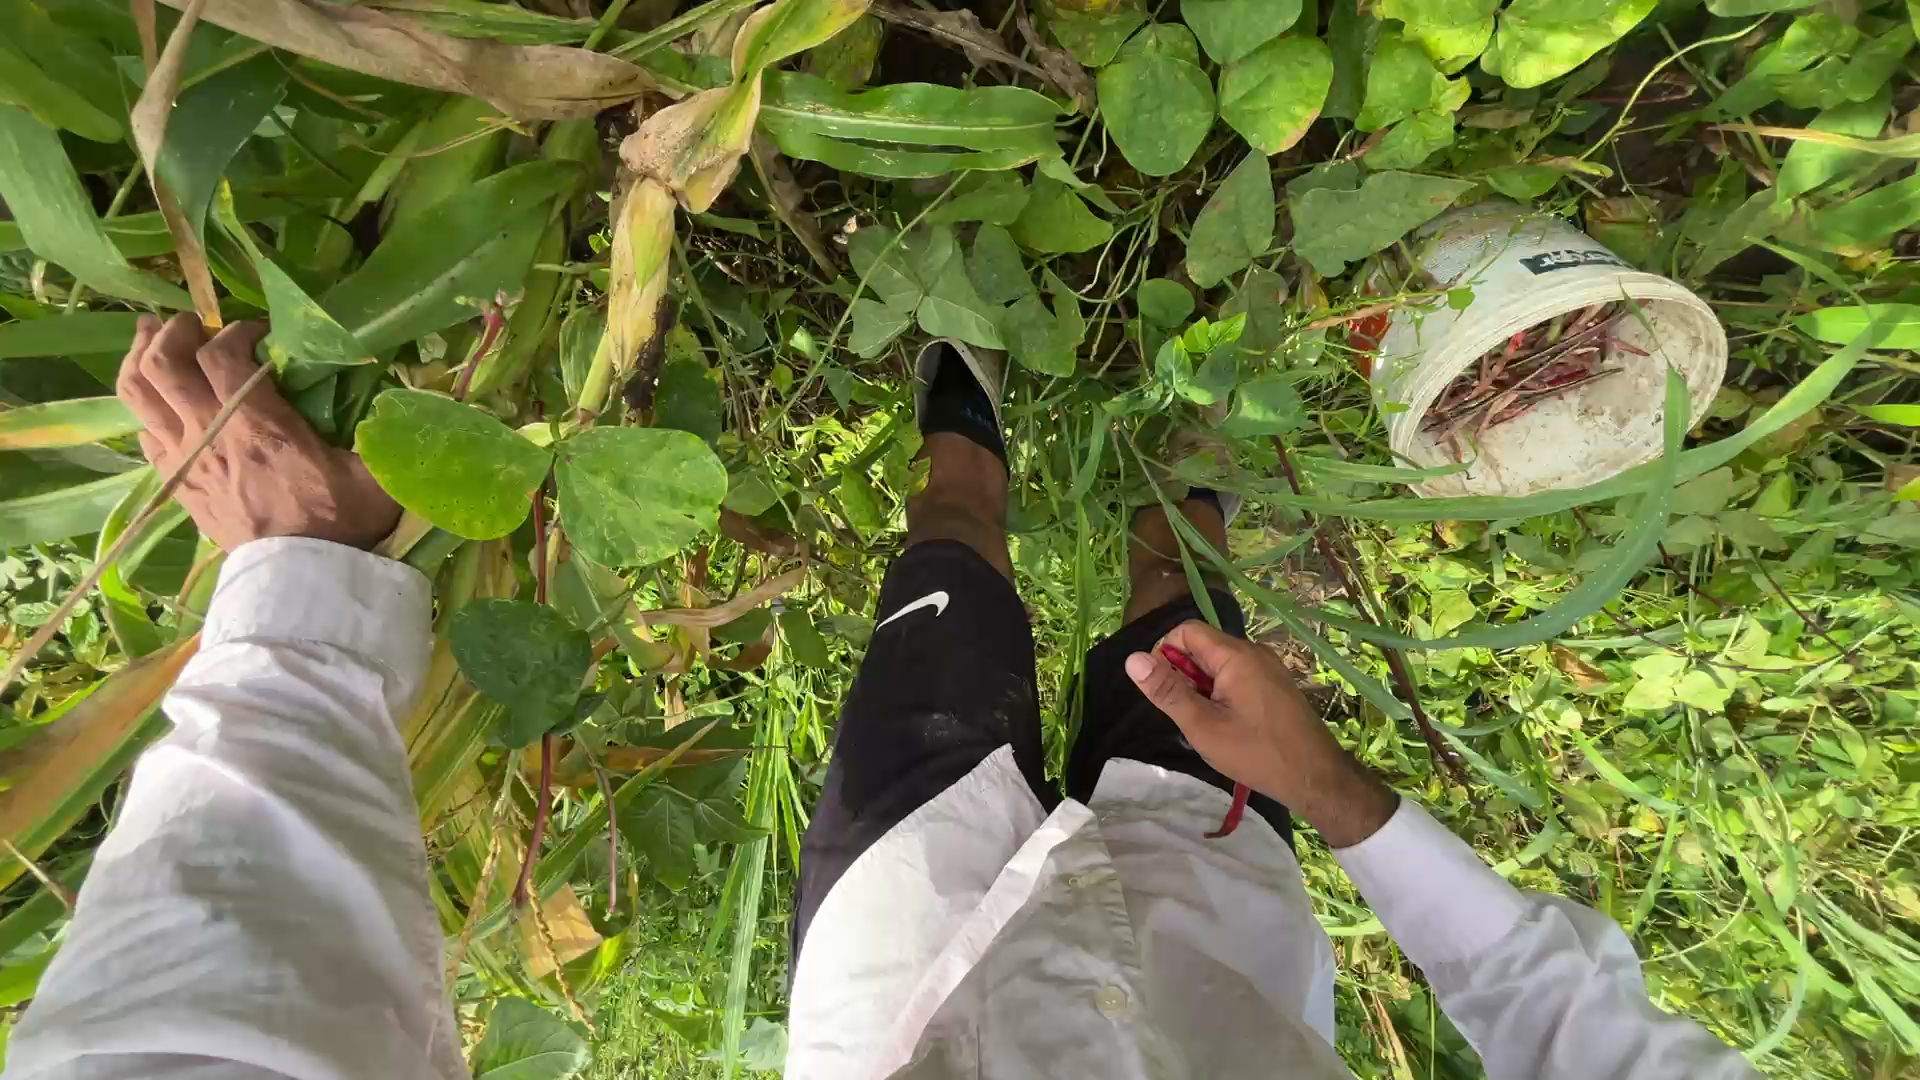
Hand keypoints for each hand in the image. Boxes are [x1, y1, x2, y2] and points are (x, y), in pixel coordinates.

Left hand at [116, 314, 400, 551]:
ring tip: (155, 340)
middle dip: (176, 332)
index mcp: (261, 426)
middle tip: (198, 323)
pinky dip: (146, 402)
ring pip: (135, 388)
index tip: (257, 330)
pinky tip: (163, 399)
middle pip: (163, 361)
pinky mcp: (174, 479)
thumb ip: (384, 437)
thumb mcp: (379, 476)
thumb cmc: (344, 522)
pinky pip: (142, 427)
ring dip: (139, 355)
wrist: (304, 574)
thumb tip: (408, 407)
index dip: (236, 333)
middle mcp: (211, 433)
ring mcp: (184, 456)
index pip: (224, 357)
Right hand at [1125, 620, 1398, 847]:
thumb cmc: (1257, 753)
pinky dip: (1220, 692)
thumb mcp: (1202, 726)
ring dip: (1200, 686)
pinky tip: (1225, 724)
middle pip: (1202, 646)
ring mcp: (1268, 668)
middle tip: (1185, 712)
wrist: (1318, 780)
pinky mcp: (1275, 685)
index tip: (1160, 687)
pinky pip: (1236, 676)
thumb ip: (1167, 690)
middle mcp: (1253, 652)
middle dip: (1183, 673)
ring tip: (1205, 722)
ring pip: (1218, 663)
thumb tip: (1132, 659)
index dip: (1164, 651)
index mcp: (1236, 655)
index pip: (1187, 630)